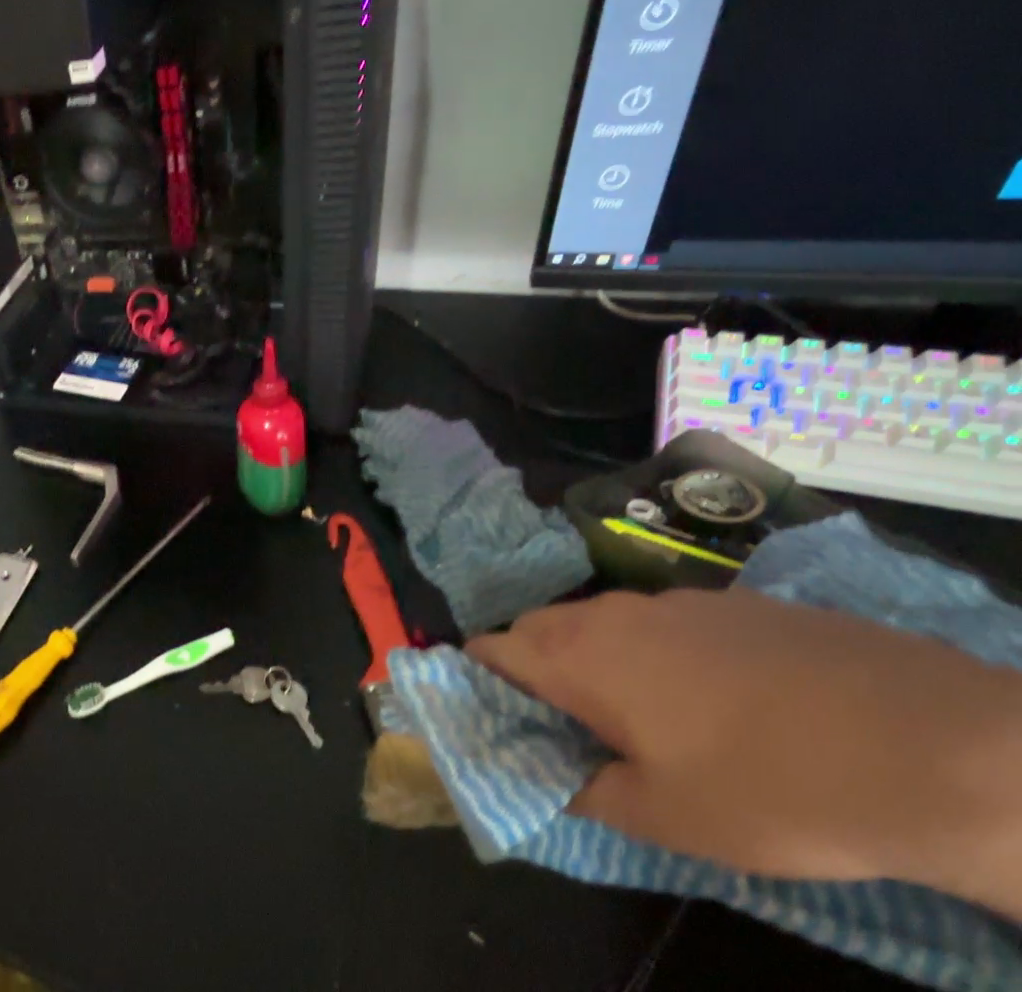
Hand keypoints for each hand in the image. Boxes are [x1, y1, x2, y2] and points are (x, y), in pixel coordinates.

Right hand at [466, 588, 1021, 898]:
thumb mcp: (663, 818)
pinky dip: (660, 654)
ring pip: (606, 622)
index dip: (476, 682)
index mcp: (579, 657)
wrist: (945, 751)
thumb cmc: (774, 790)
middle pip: (540, 627)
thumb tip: (553, 776)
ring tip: (639, 718)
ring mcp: (684, 602)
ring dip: (598, 660)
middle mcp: (616, 614)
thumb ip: (584, 791)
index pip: (489, 649)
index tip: (494, 721)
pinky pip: (669, 624)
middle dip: (533, 670)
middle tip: (563, 729)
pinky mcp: (745, 605)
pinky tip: (717, 700)